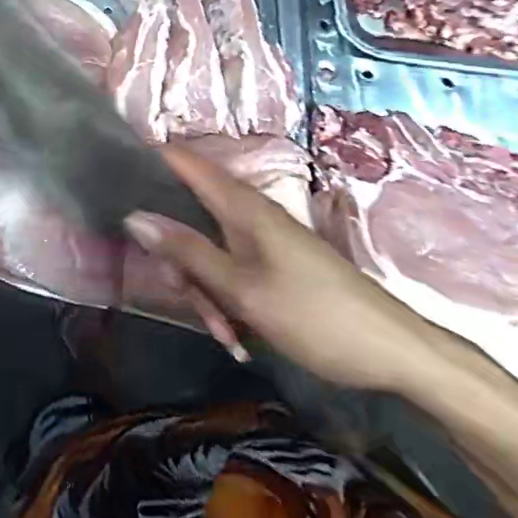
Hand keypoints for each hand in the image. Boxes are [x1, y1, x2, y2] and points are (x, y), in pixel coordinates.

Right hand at [124, 144, 445, 392]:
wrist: (407, 360)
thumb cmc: (318, 316)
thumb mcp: (241, 289)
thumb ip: (184, 250)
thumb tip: (133, 215)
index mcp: (240, 206)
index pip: (181, 159)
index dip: (145, 158)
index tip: (111, 174)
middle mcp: (248, 214)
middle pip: (184, 213)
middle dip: (174, 253)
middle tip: (178, 289)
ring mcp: (262, 239)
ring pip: (205, 247)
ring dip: (200, 285)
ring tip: (220, 329)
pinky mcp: (273, 263)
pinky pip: (229, 268)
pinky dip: (224, 296)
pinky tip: (235, 334)